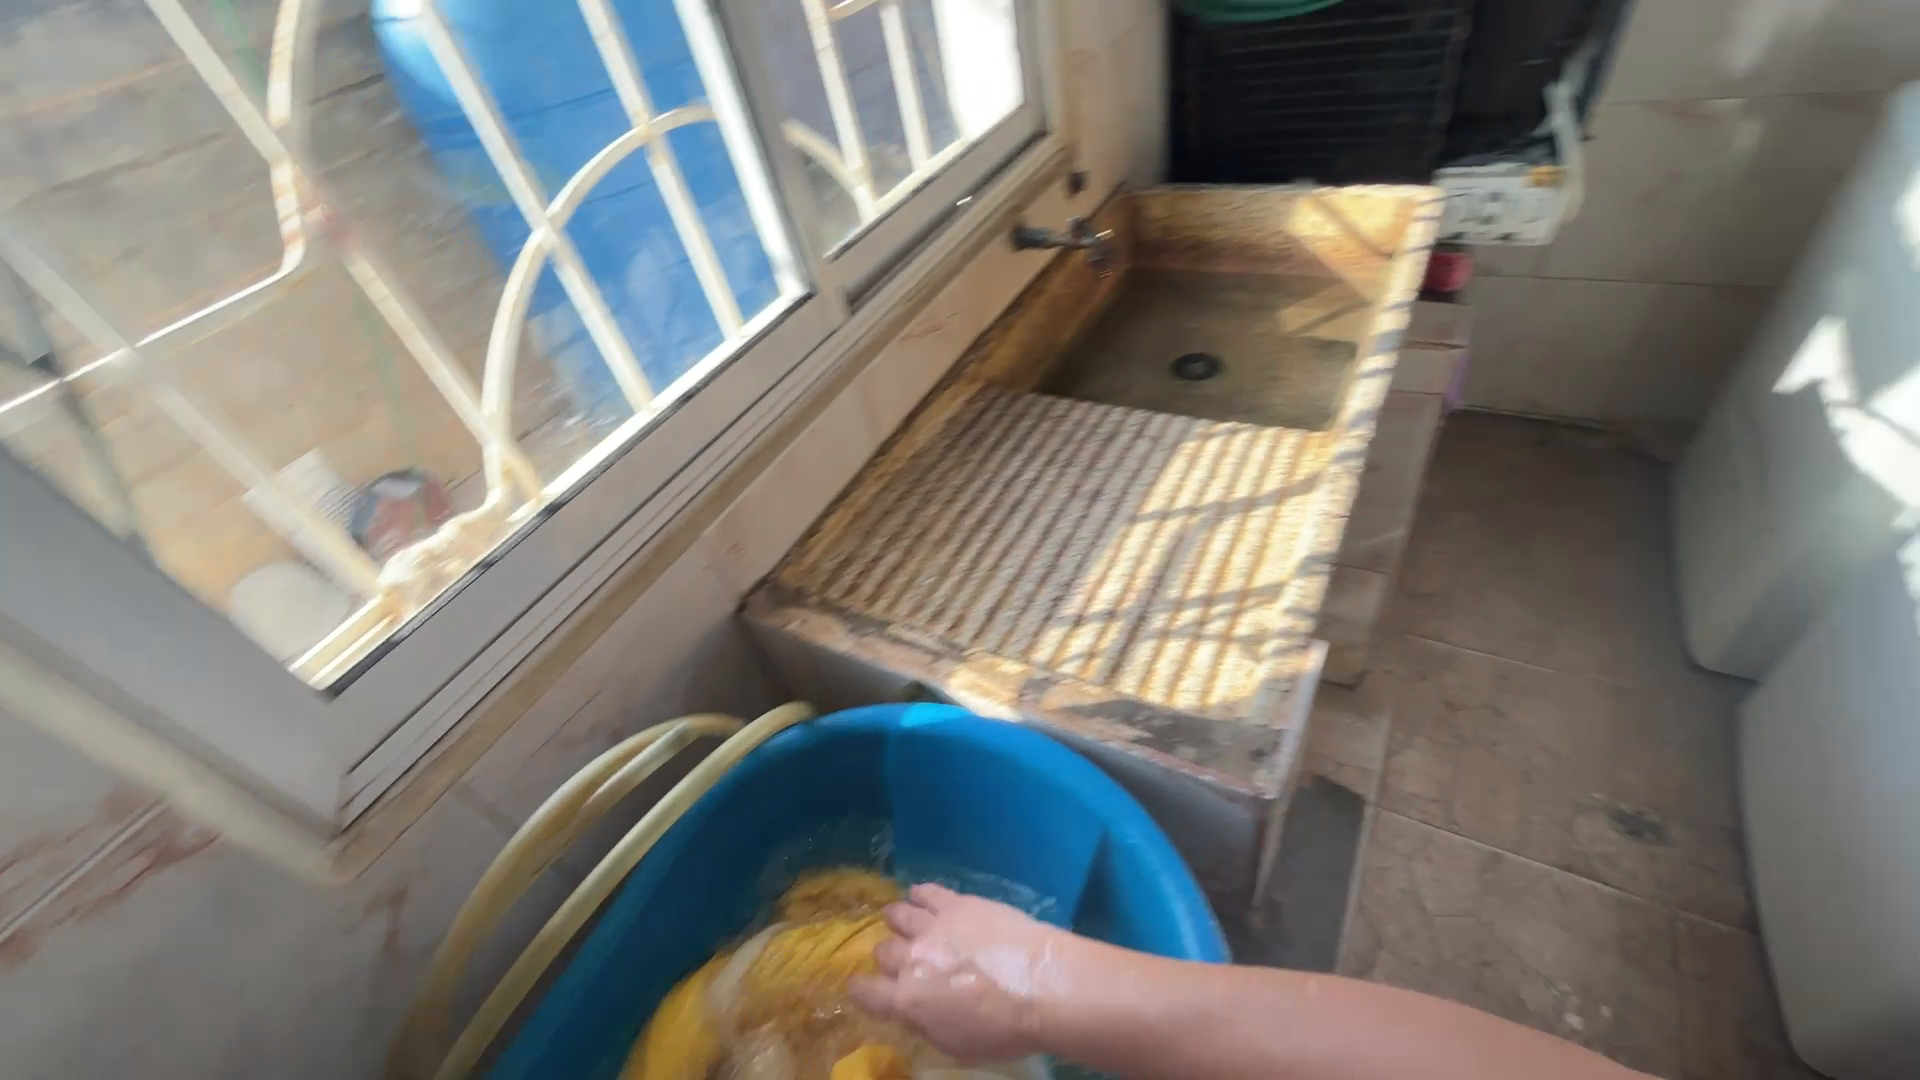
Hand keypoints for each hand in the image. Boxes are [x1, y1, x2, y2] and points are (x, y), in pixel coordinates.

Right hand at [847, 884, 1081, 1062]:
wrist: (1039, 984)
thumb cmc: (1002, 1029)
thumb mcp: (956, 1044)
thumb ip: (927, 1023)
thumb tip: (914, 1008)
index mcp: (908, 999)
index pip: (866, 993)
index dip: (860, 990)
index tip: (860, 987)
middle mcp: (912, 958)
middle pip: (884, 951)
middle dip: (887, 956)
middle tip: (897, 958)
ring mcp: (934, 925)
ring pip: (900, 915)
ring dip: (896, 919)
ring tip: (894, 915)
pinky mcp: (958, 903)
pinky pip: (929, 892)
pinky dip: (920, 893)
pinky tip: (917, 892)